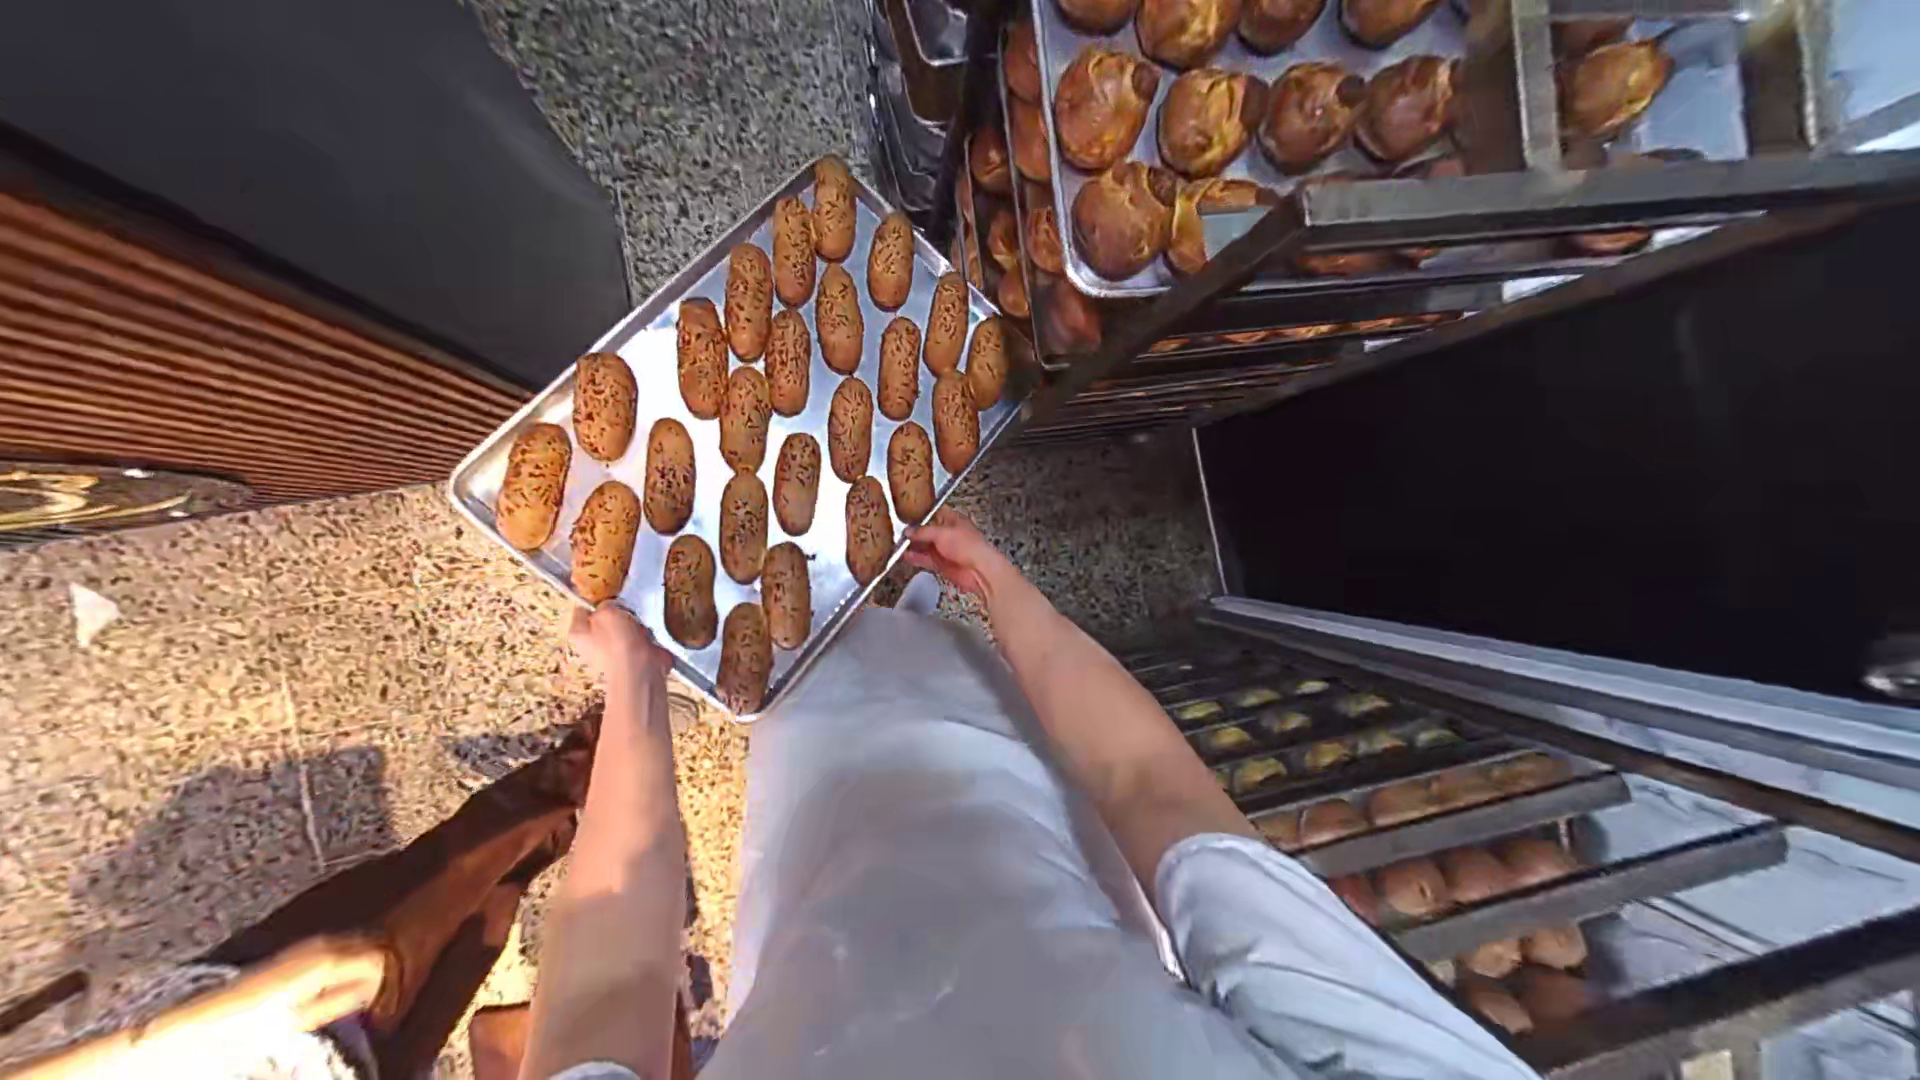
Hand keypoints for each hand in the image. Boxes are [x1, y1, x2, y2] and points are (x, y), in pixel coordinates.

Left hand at [569, 603, 666, 682]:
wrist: (640, 669)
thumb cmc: (617, 641)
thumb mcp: (607, 612)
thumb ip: (606, 603)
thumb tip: (612, 606)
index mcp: (578, 632)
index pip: (583, 607)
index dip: (597, 596)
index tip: (613, 589)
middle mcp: (592, 642)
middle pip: (605, 616)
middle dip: (619, 609)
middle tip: (630, 604)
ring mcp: (613, 649)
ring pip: (624, 625)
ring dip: (635, 620)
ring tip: (643, 617)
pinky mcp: (634, 654)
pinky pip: (639, 635)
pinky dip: (646, 631)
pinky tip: (651, 629)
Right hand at [905, 508, 1014, 602]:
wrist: (979, 570)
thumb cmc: (968, 546)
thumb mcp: (941, 533)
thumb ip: (923, 531)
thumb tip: (909, 530)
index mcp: (953, 520)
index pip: (934, 513)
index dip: (921, 515)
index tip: (906, 516)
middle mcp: (949, 533)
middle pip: (927, 531)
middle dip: (914, 532)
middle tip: (899, 533)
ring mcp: (946, 549)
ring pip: (926, 546)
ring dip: (913, 546)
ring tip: (898, 545)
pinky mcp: (943, 564)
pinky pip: (926, 559)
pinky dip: (916, 558)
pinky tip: (906, 556)